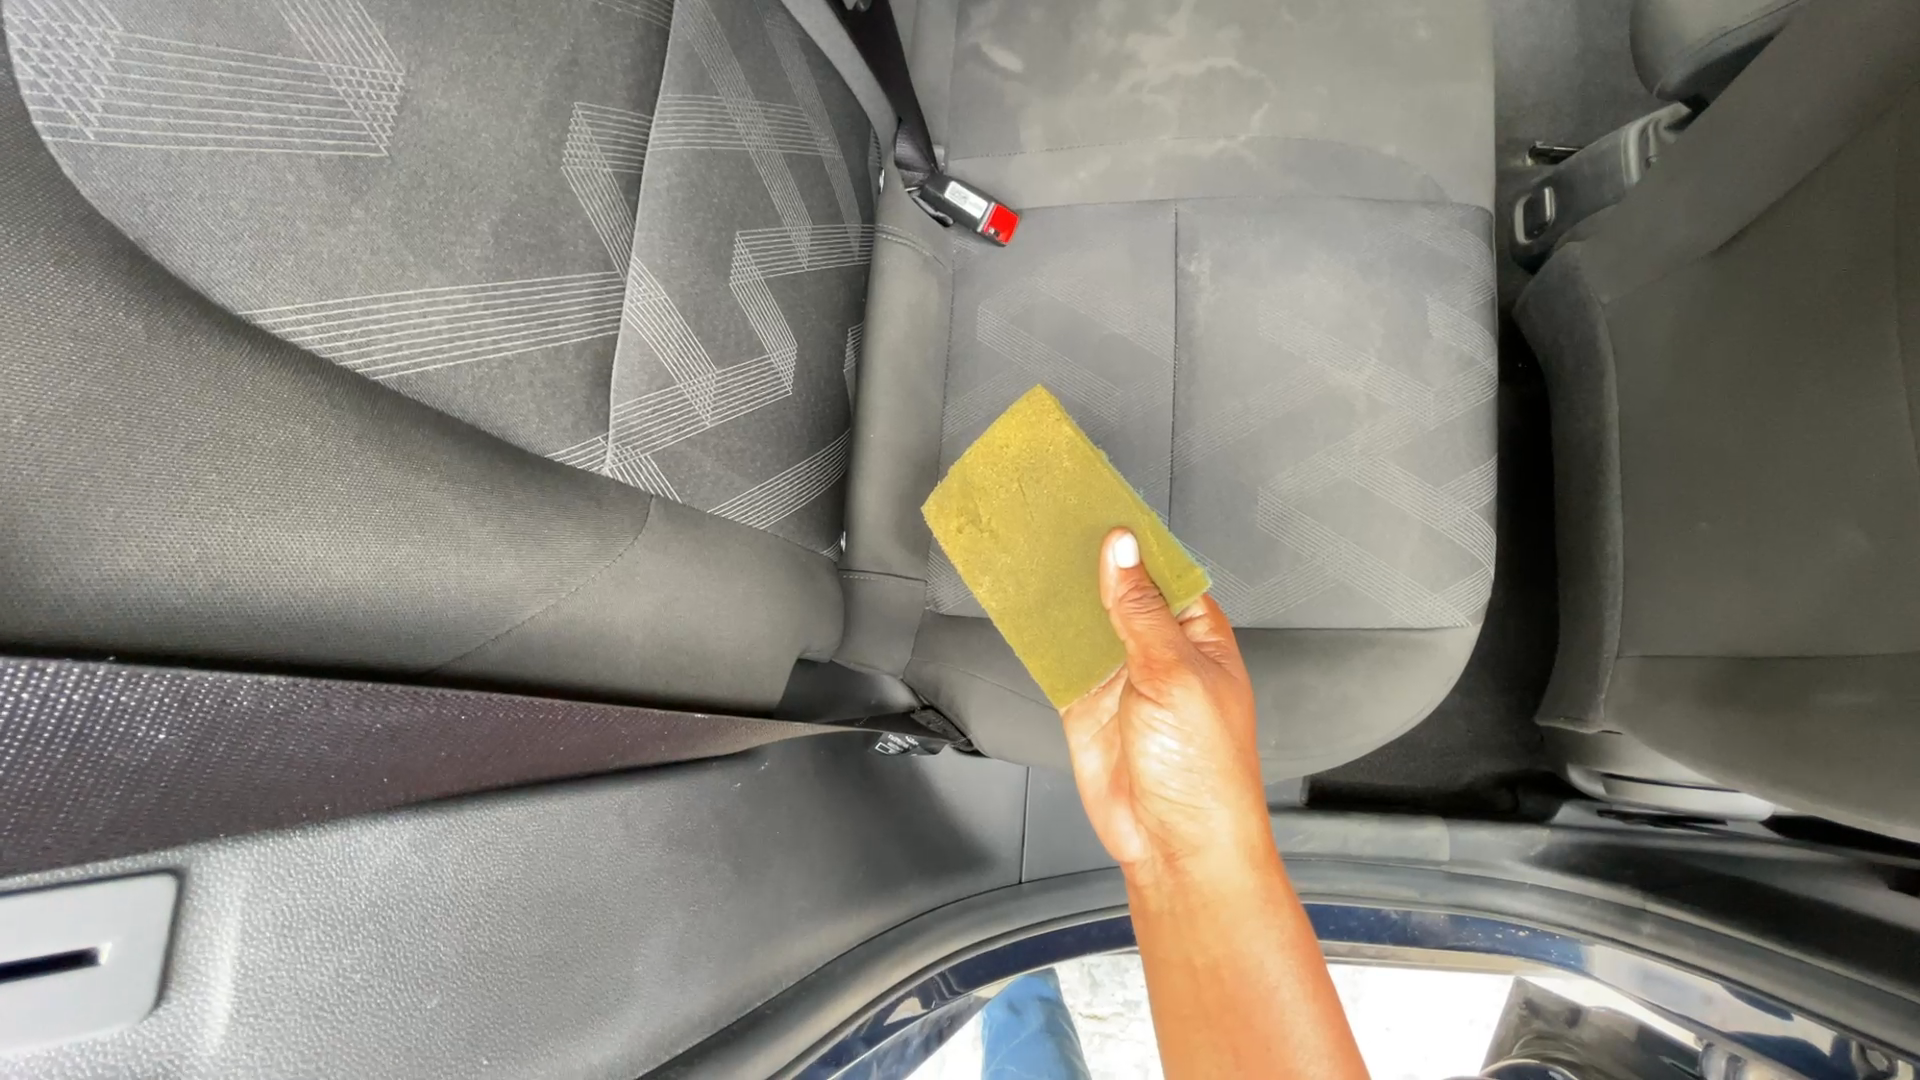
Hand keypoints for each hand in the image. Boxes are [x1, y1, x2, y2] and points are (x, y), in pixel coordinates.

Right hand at [1059, 528, 1270, 878]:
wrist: (1173, 843)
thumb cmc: (1206, 770)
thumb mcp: (1175, 675)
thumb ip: (1139, 611)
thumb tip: (1122, 551)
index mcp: (1196, 633)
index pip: (1162, 569)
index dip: (1132, 540)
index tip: (1100, 506)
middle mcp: (1157, 647)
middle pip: (1118, 588)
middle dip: (1090, 561)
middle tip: (1055, 520)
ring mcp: (1119, 673)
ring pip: (1084, 618)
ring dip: (1063, 591)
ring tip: (1034, 549)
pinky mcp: (1084, 699)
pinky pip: (1057, 655)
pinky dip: (1039, 632)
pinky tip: (1024, 604)